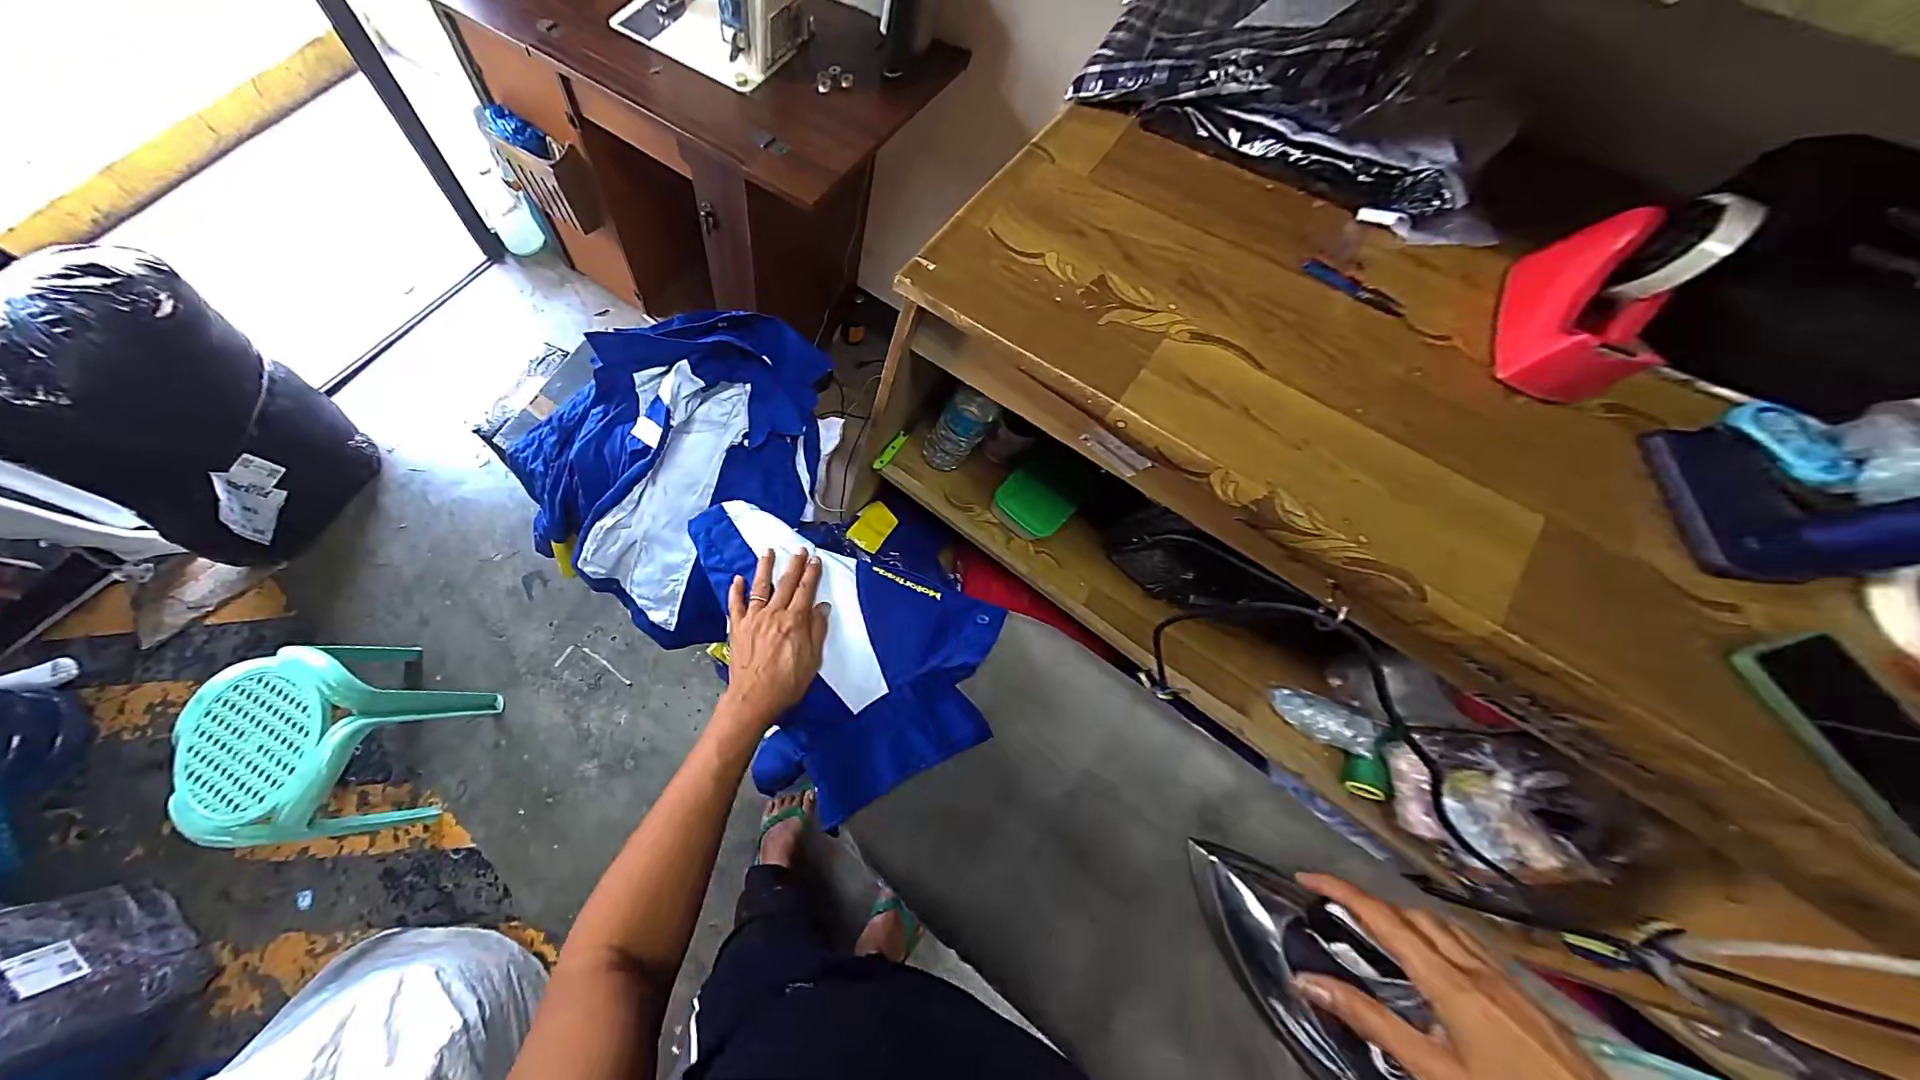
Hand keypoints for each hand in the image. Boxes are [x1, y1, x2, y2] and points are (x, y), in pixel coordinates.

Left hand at [720, 549, 828, 729]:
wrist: (754, 698)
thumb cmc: (785, 683)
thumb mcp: (813, 659)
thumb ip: (817, 630)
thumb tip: (822, 608)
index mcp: (795, 621)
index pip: (806, 590)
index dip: (811, 573)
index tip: (814, 561)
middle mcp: (773, 615)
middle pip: (786, 583)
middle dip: (794, 565)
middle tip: (798, 551)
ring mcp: (753, 619)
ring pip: (760, 587)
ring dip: (765, 568)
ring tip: (768, 553)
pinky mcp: (738, 628)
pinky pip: (736, 604)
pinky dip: (737, 590)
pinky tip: (738, 579)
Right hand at [1292, 874, 1604, 1079]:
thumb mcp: (1435, 1072)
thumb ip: (1371, 1022)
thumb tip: (1308, 981)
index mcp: (1450, 982)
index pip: (1384, 919)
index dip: (1341, 890)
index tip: (1306, 876)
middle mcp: (1477, 968)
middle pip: (1413, 914)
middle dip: (1370, 901)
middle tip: (1335, 907)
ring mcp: (1507, 981)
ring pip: (1444, 926)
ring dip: (1403, 915)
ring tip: (1376, 926)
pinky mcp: (1527, 998)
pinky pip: (1469, 945)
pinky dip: (1436, 935)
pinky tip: (1436, 960)